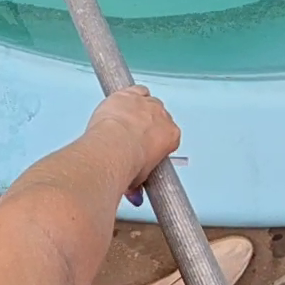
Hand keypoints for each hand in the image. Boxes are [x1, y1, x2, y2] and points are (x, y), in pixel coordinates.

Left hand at [83, 86, 179, 204]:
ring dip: (138, 107)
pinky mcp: (128, 94)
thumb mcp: (140, 179)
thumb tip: (134, 196)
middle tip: (131, 135)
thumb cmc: (128, 164)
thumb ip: (139, 184)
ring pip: (147, 99)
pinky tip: (119, 100)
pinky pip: (134, 89)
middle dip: (147, 123)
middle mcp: (162, 116)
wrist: (113, 149)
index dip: (155, 139)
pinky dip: (128, 93)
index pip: (169, 133)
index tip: (144, 146)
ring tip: (124, 119)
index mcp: (171, 136)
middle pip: (159, 114)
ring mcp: (145, 103)